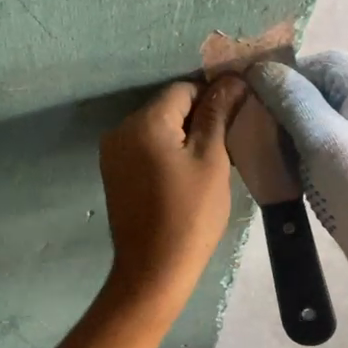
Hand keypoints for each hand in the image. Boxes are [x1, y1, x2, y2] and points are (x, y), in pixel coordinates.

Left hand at [99, 76, 248, 291]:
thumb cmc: (190, 214)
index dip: (213, 100)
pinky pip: (144, 149)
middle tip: (226, 147)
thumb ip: (218, 114)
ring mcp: (112, 153)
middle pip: (167, 107)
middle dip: (197, 119)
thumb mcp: (212, 160)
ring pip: (156, 129)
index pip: (184, 90)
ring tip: (208, 166)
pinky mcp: (114, 174)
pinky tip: (184, 178)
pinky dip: (165, 154)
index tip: (235, 122)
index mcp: (144, 122)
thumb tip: (231, 79)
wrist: (153, 269)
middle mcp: (120, 130)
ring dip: (183, 138)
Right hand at [246, 52, 347, 298]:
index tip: (262, 103)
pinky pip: (344, 129)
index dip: (290, 76)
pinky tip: (306, 161)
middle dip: (297, 101)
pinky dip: (319, 139)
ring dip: (306, 122)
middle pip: (332, 83)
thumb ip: (292, 99)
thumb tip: (261, 68)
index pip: (329, 62)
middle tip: (270, 129)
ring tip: (286, 148)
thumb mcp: (320, 142)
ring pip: (335, 108)